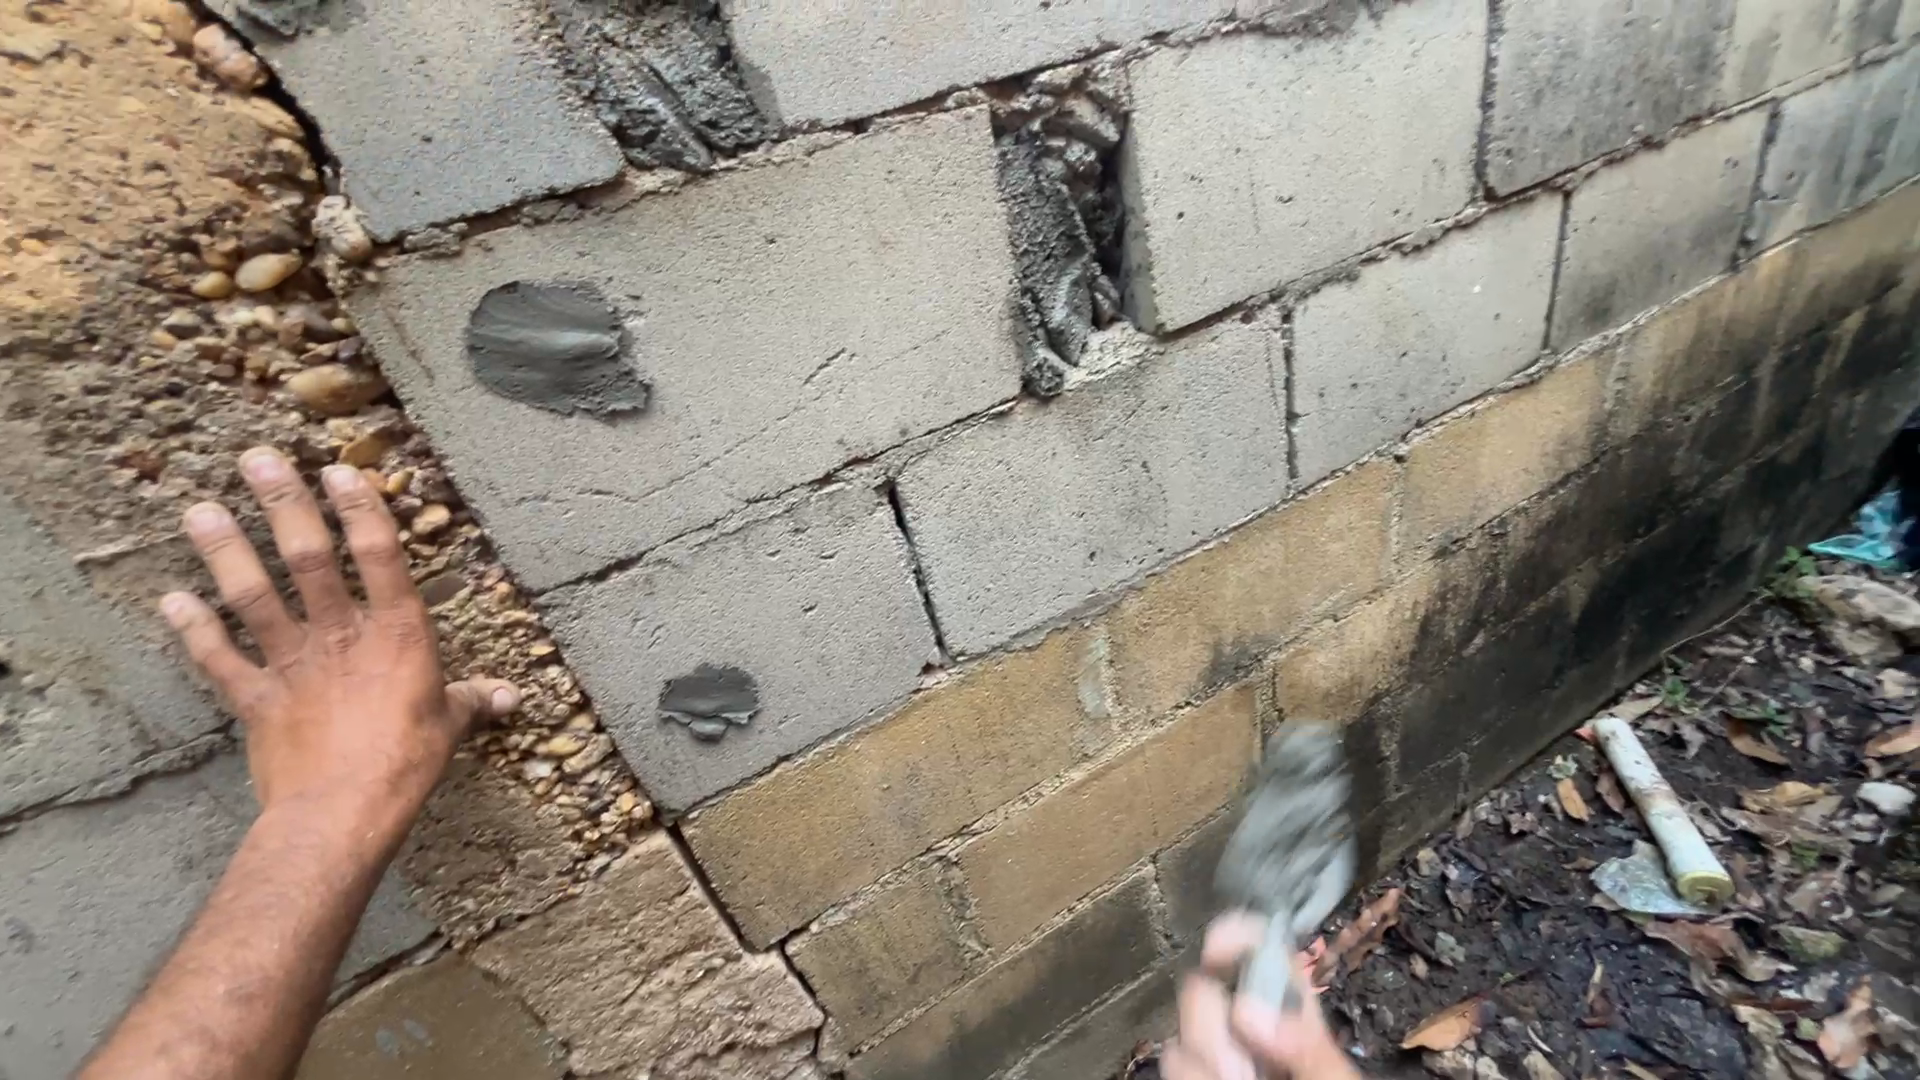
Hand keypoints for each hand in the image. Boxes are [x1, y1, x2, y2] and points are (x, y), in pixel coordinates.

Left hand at [161, 447, 516, 834]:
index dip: (360, 511)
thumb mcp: (455, 723)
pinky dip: (191, 630)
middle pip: (308, 559)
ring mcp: (290, 663)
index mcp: (399, 633)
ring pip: (252, 596)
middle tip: (258, 459)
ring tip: (199, 509)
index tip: (340, 472)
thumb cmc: (410, 759)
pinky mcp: (253, 698)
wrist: (343, 810)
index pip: (379, 557)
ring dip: (223, 551)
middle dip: (282, 506)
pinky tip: (171, 600)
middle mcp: (341, 634)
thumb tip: (512, 696)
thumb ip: (477, 699)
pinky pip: (217, 658)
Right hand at [1162, 913, 1362, 1079]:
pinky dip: (1191, 1075)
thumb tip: (1247, 1012)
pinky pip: (1174, 1061)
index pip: (1261, 949)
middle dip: (1209, 1027)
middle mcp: (1249, 1027)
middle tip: (1239, 1073)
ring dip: (1204, 1061)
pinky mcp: (1200, 1072)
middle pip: (1201, 986)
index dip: (1234, 935)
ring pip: (1182, 1031)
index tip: (1215, 953)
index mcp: (1292, 1015)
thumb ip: (1309, 1051)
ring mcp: (1221, 1056)